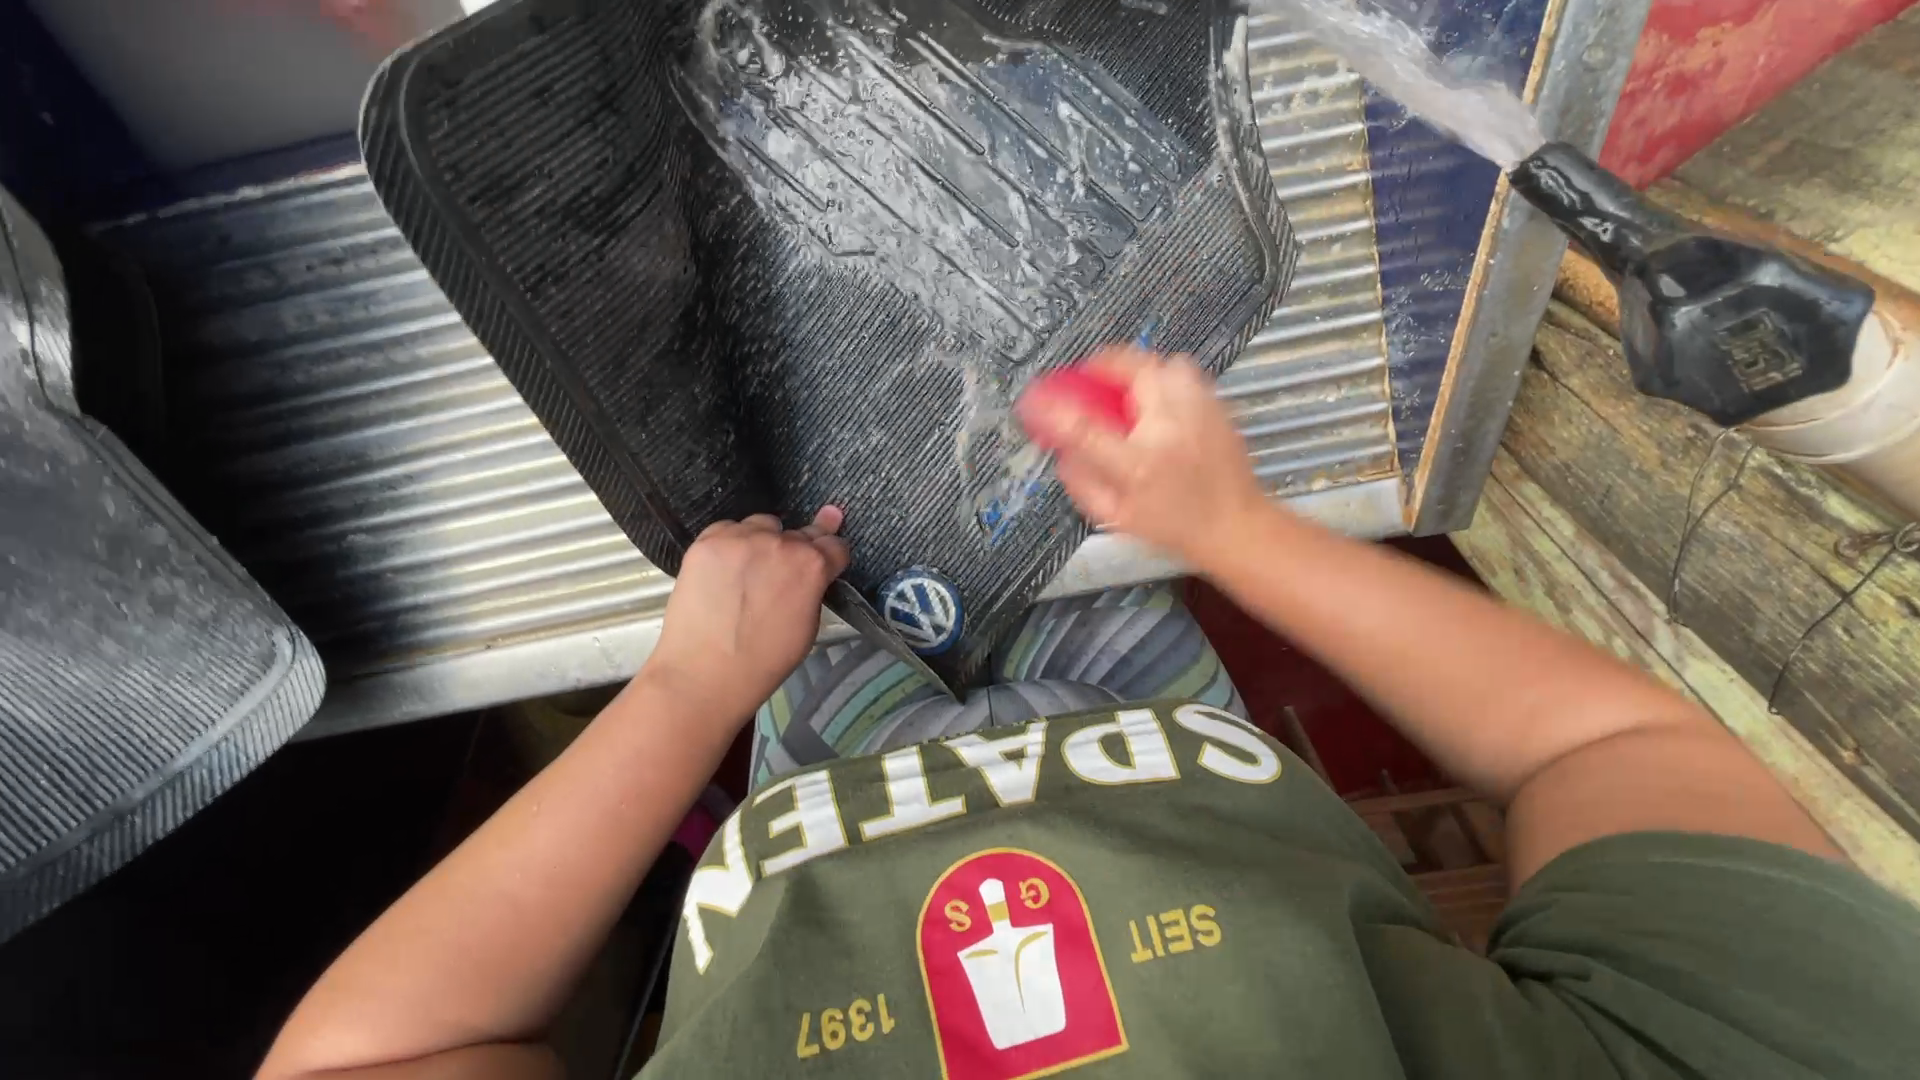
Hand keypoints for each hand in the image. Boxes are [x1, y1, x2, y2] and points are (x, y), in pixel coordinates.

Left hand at [639, 507, 849, 726]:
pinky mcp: (707, 541)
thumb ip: (813, 589)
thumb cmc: (764, 661)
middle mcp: (780, 543)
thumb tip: (810, 576)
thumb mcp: (808, 626)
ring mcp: (741, 538)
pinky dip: (732, 543)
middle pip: (800, 532)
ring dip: (764, 541)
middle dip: (799, 549)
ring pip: (763, 525)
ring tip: (751, 569)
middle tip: (786, 569)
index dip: (832, 555)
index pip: (835, 544)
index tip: (827, 558)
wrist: (704, 673)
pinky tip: (725, 567)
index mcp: (812, 566)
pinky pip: (728, 529)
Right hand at [1018, 347, 1267, 569]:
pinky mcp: (1217, 406)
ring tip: (1126, 387)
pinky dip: (1165, 376)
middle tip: (1088, 379)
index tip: (1035, 398)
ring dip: (1138, 369)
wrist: (1236, 527)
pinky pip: (1185, 373)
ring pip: (1164, 362)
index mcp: (1139, 464)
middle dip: (1102, 367)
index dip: (1052, 407)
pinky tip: (1158, 399)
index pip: (1084, 426)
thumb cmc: (1178, 527)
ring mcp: (1199, 412)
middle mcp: (1171, 430)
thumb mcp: (1116, 517)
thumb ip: (1082, 483)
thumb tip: (1062, 453)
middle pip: (1132, 369)